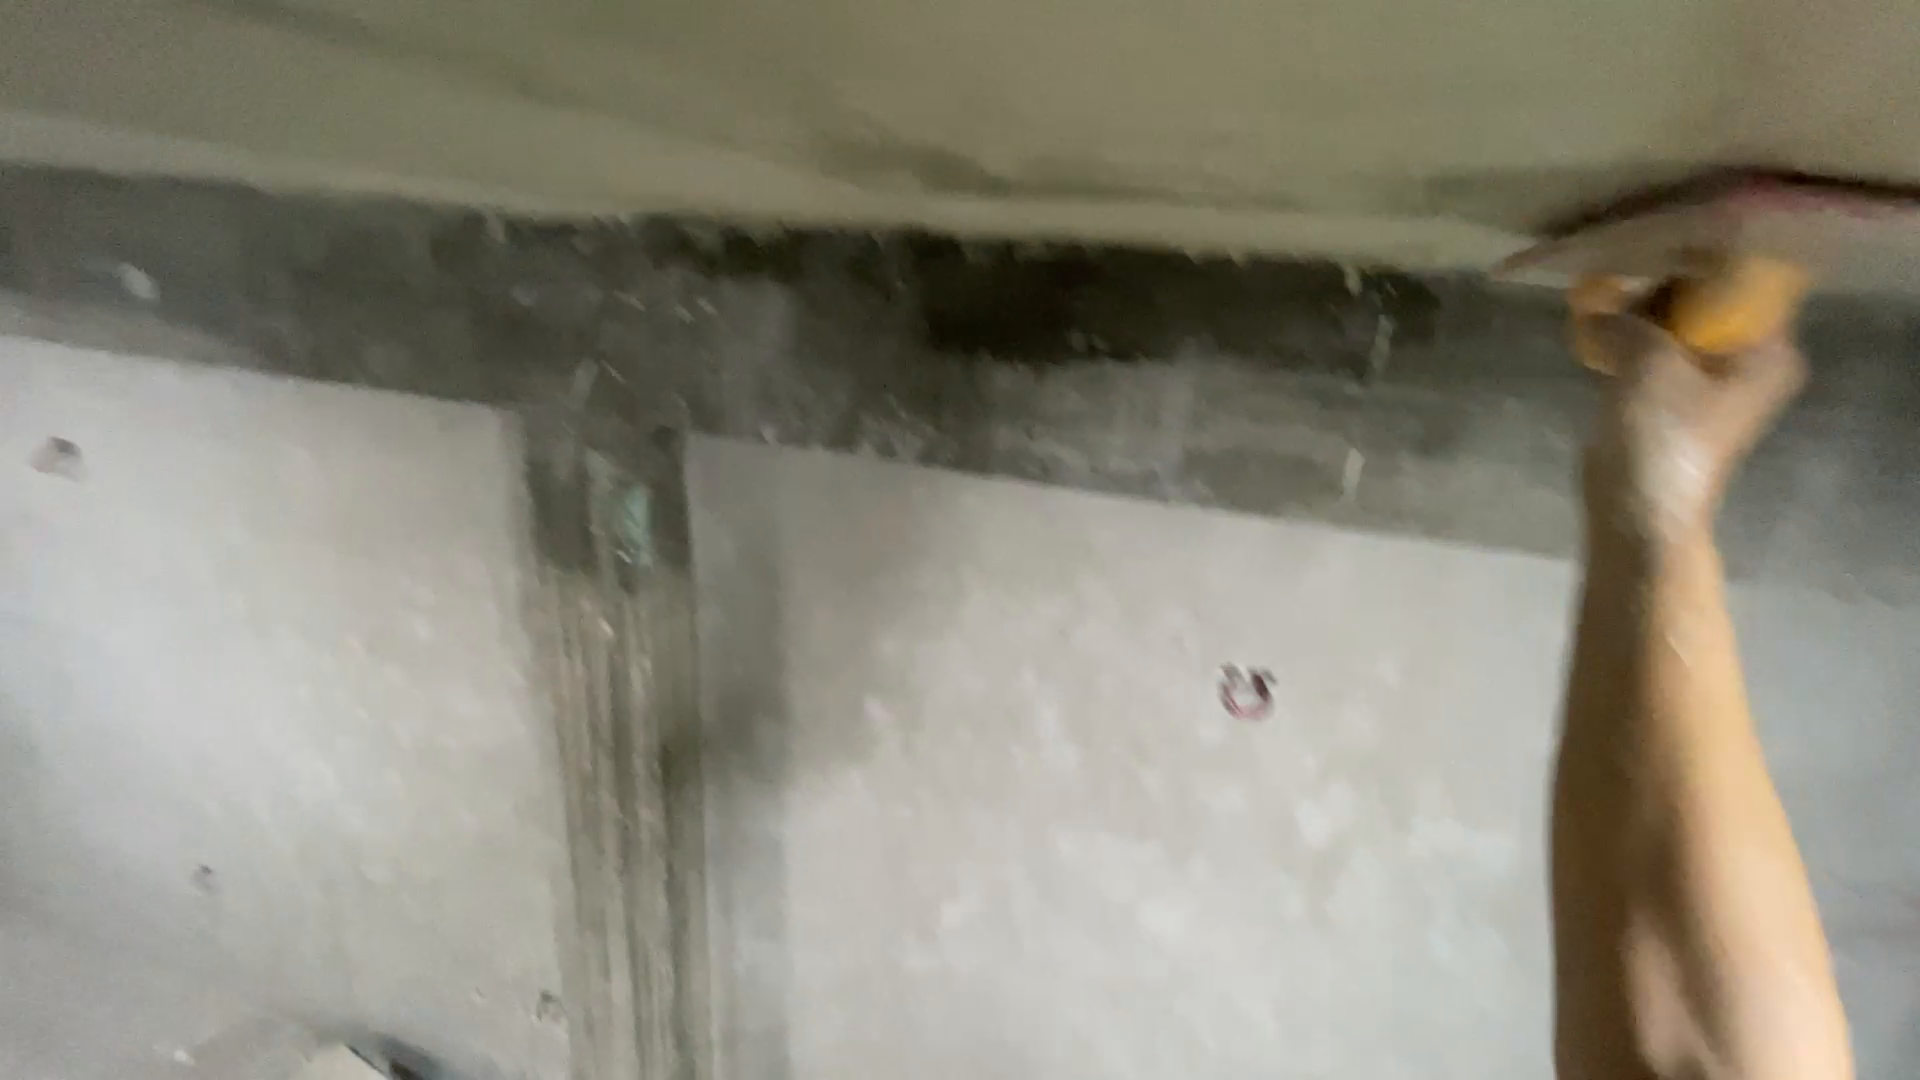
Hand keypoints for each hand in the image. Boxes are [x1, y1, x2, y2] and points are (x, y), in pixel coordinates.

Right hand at [1572, 277, 1806, 542]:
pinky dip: (1627, 345)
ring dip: (1637, 319)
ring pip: (1674, 333)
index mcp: (1767, 351)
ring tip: (1597, 308)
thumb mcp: (1646, 365)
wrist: (1636, 508)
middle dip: (1659, 291)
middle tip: (1612, 281)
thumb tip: (1595, 309)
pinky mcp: (1670, 405)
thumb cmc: (1659, 437)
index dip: (1699, 265)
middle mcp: (1748, 364)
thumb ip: (1625, 324)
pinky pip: (1653, 358)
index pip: (1745, 286)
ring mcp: (1708, 387)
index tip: (1648, 253)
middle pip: (1709, 307)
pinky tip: (1596, 340)